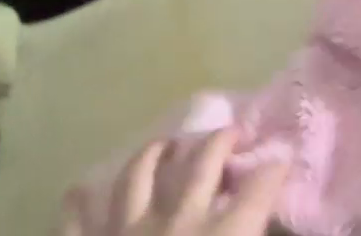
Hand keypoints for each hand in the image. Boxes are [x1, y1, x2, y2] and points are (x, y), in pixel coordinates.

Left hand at [63, 130, 290, 235]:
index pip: (262, 185)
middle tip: (231, 134)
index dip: (276, 169)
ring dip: (154, 154)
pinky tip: (79, 193)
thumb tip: (264, 226)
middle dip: (221, 141)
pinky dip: (77, 207)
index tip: (284, 160)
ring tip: (164, 146)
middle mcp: (178, 223)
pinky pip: (77, 225)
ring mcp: (128, 234)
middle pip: (204, 162)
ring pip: (139, 175)